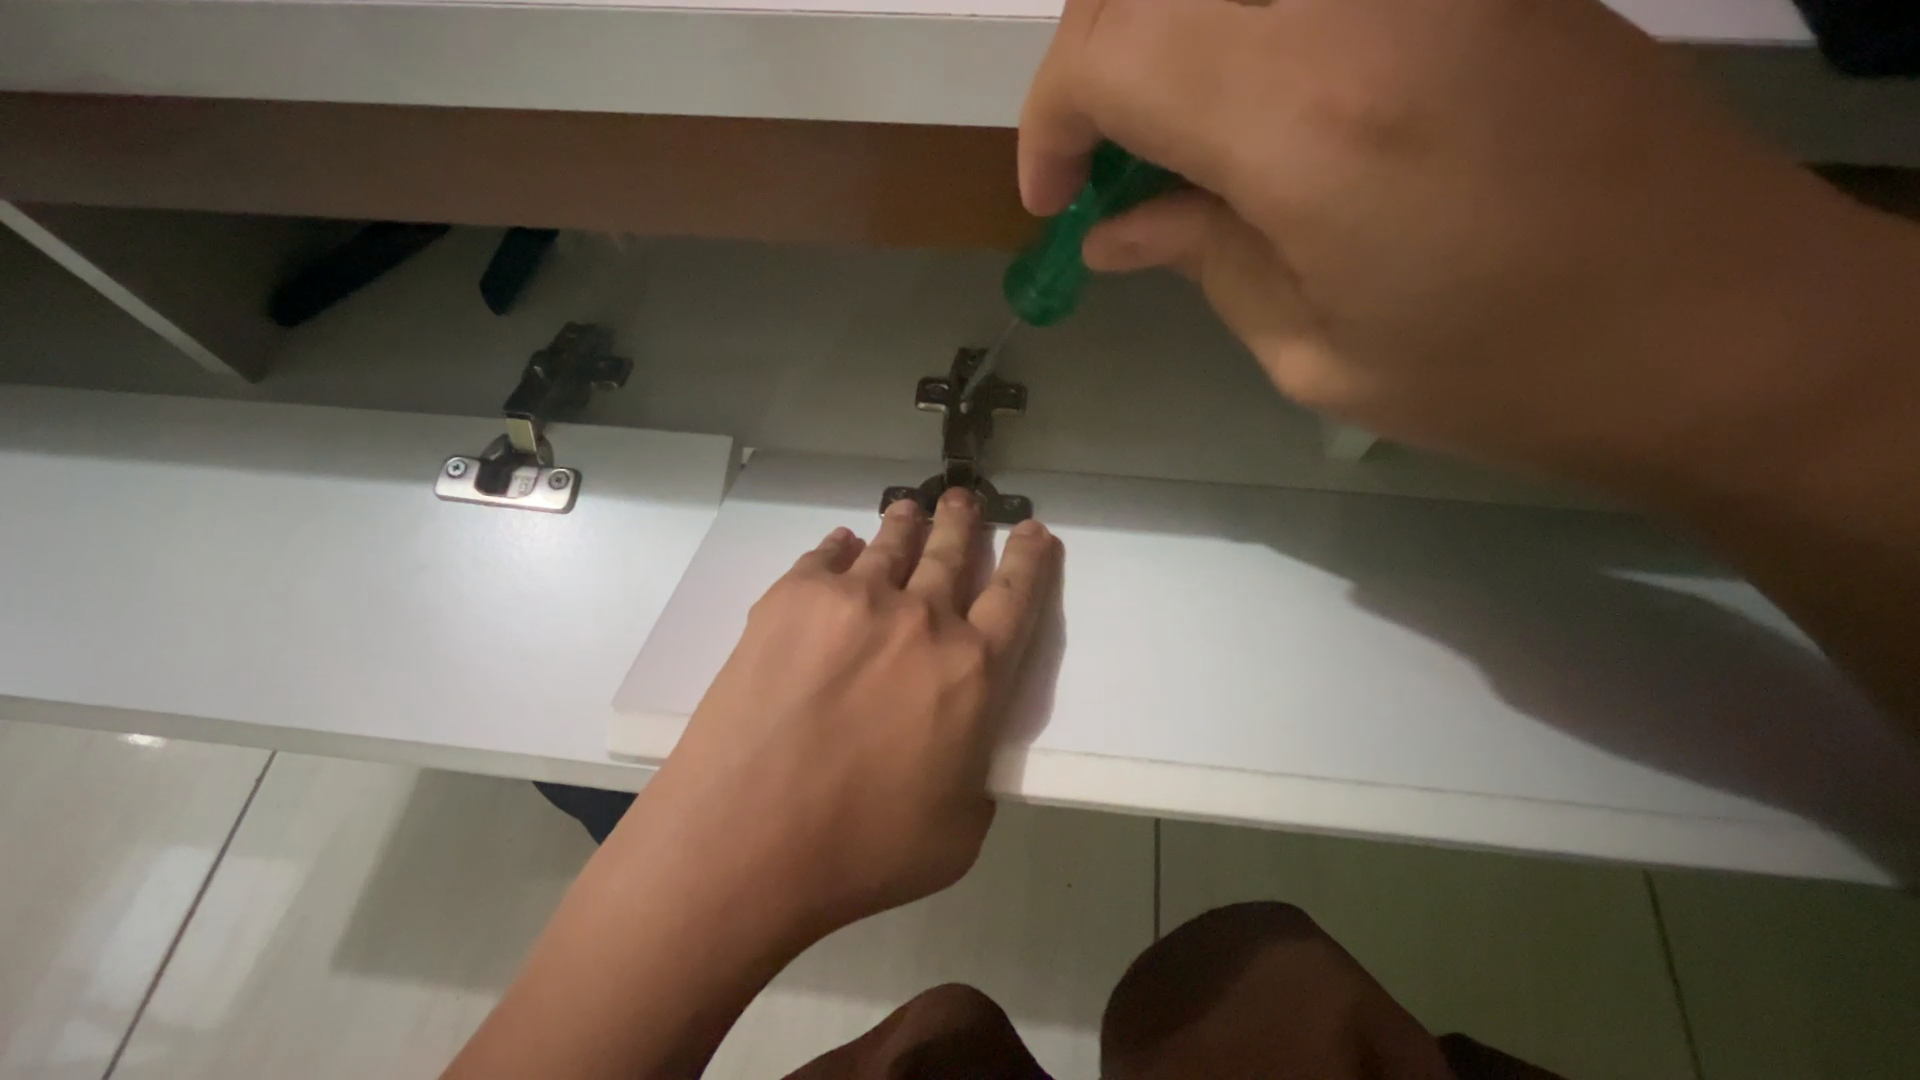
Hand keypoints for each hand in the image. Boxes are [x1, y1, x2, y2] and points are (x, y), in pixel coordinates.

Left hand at [636, 490, 1063, 935]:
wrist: (745, 838)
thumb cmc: (862, 851)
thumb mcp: (959, 833)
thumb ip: (974, 774)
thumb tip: (958, 741)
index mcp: (973, 672)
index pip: (1017, 596)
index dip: (1030, 559)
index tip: (1033, 529)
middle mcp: (921, 619)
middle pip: (953, 554)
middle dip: (964, 523)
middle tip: (964, 500)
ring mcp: (853, 600)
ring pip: (892, 544)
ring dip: (907, 523)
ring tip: (911, 509)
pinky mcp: (791, 599)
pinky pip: (826, 557)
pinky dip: (841, 547)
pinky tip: (841, 545)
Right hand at [1020, 0, 1911, 502]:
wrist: (1721, 320)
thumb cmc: (1500, 374)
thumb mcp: (1313, 354)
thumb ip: (1201, 258)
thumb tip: (1113, 225)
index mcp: (1302, 116)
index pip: (1107, 53)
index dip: (1049, 124)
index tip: (1053, 201)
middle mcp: (1352, 2)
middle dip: (1092, 68)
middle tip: (1102, 167)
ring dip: (1164, 40)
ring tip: (1171, 141)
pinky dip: (1239, 29)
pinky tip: (1255, 110)